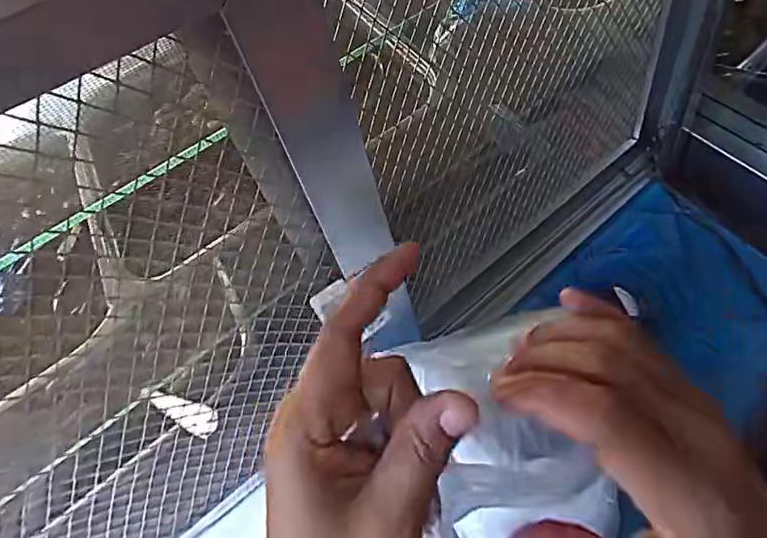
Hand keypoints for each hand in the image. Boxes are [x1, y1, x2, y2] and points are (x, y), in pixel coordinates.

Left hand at [264, 244, 478, 537]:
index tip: (407, 255)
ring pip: (394, 397)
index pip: (340, 335)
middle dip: (410, 409)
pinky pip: (392, 423)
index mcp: (304, 424)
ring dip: (414, 436)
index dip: (374, 287)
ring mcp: (330, 436)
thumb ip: (421, 453)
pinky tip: (405, 489)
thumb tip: (462, 399)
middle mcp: (314, 419)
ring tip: (407, 492)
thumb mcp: (380, 518)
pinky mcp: (345, 452)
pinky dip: (410, 447)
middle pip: (381, 371)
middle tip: (417, 470)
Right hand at [493, 289, 766, 537]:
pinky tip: (573, 301)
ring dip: (568, 333)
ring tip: (525, 345)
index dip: (548, 394)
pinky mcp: (698, 393)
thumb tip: (521, 529)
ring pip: (627, 342)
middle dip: (549, 360)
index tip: (503, 395)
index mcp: (686, 484)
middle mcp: (695, 428)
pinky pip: (647, 341)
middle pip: (612, 365)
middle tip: (503, 373)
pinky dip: (604, 315)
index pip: (608, 414)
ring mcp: (700, 402)